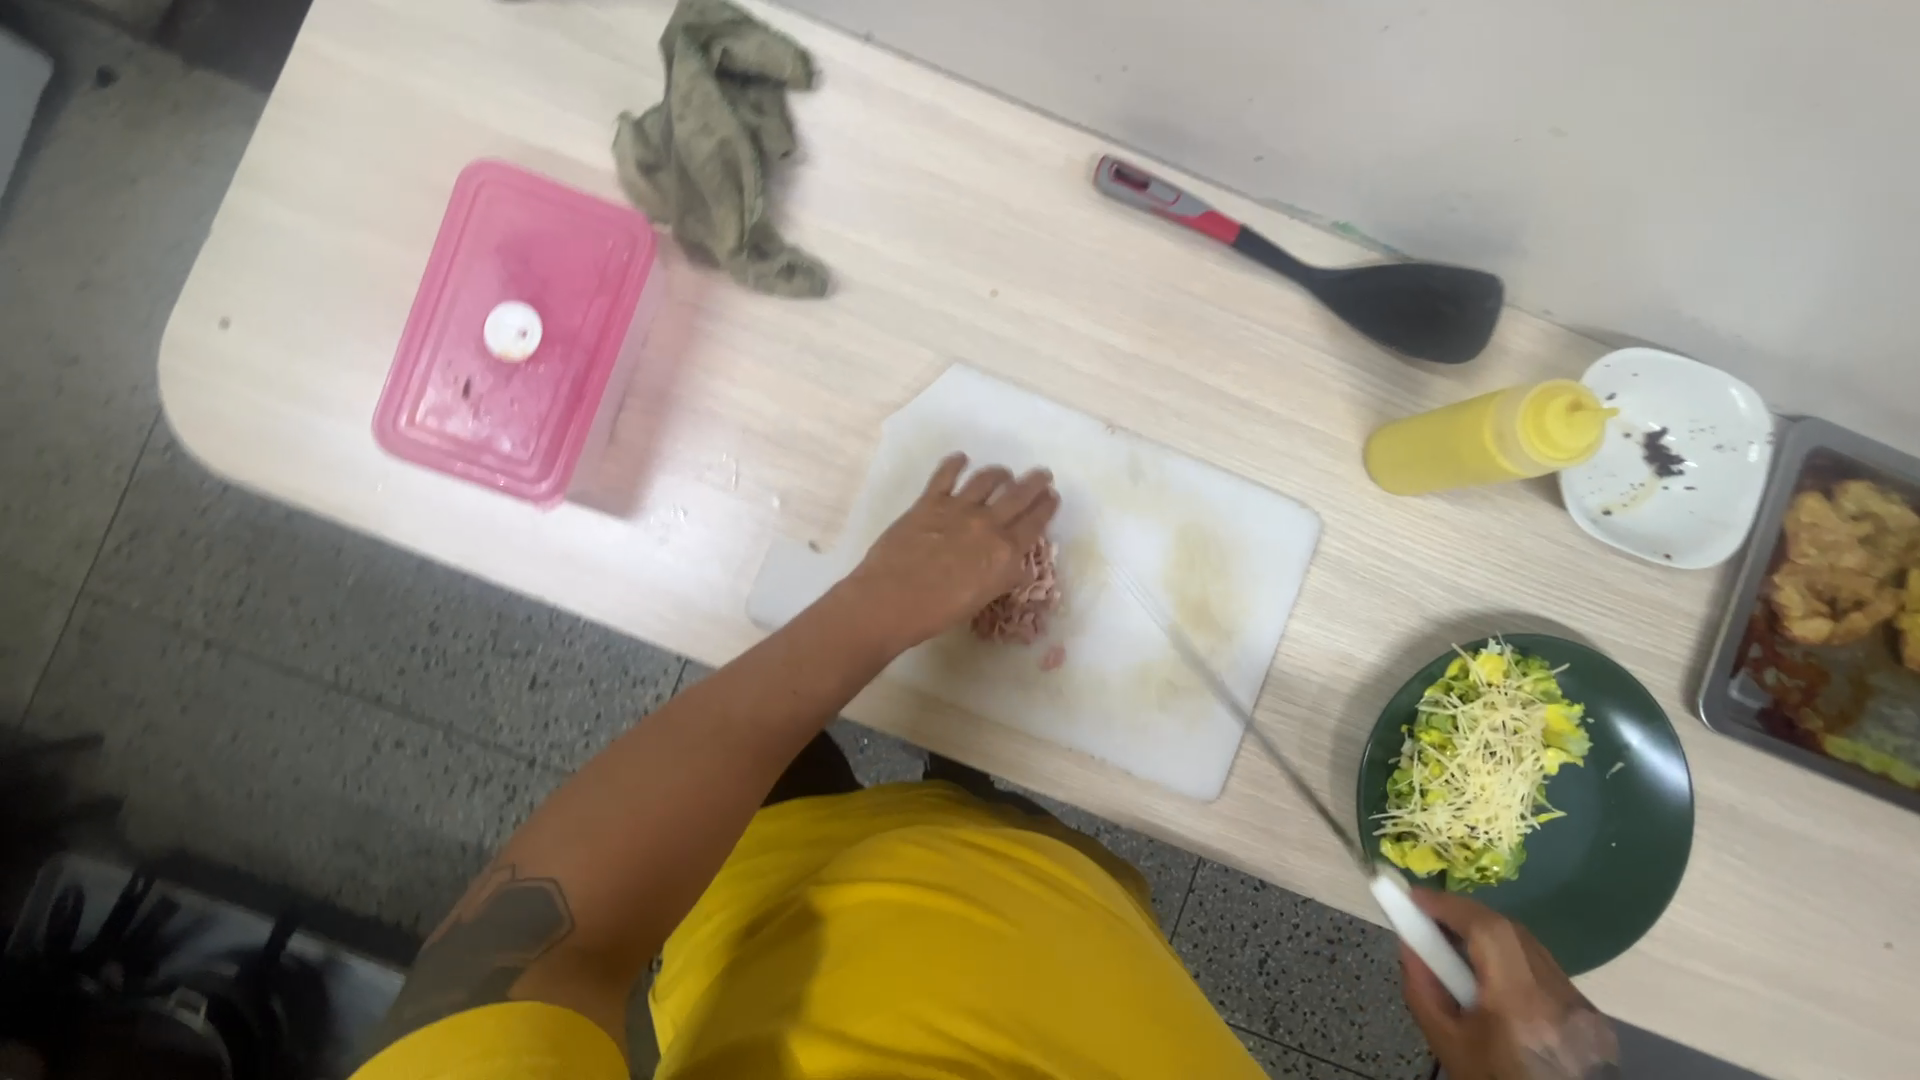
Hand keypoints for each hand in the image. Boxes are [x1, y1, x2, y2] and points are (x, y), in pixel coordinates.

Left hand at [838, 454, 1058, 651]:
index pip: (1035, 523)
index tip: (1052, 496)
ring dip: (1000, 472)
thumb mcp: (983, 597)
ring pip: (987, 479)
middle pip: (1018, 495)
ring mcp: (958, 508)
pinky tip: (961, 458)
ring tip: (1005, 472)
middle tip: (1042, 474)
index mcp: (1006, 552)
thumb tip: (1013, 565)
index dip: (1046, 507)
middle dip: (1034, 482)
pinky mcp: (930, 501)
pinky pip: (946, 474)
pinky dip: (956, 463)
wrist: (892, 599)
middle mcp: (988, 524)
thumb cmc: (939, 611)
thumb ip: (1002, 576)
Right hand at [1401, 889, 1618, 1079]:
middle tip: (1429, 918)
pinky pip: (1543, 968)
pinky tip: (1492, 979)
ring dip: (1488, 934)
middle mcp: (1559, 997)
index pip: (1488, 931)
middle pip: (1510, 930)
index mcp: (1521, 1006)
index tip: (1414, 898)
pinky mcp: (1593, 1016)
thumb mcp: (1446, 1043)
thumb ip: (1421, 987)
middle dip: (1465, 915)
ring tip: (1456, 947)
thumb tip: (1409, 941)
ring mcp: (1583, 1006)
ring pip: (1528, 946)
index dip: (1449, 905)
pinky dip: (1512, 959)